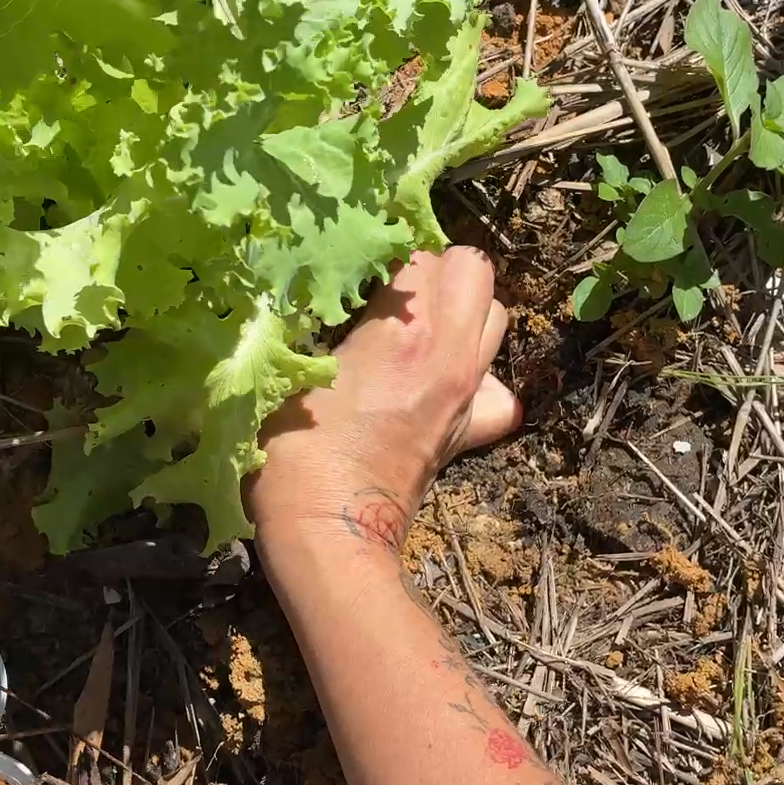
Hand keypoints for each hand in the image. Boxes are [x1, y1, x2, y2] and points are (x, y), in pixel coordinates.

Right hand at [246, 247, 521, 560]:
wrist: (329, 535)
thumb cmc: (292, 456)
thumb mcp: (281, 372)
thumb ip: (301, 319)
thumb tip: (310, 289)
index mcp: (402, 331)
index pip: (422, 249)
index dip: (389, 251)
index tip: (362, 268)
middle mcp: (449, 353)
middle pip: (476, 270)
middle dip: (439, 269)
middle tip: (395, 292)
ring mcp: (468, 392)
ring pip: (498, 318)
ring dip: (464, 311)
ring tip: (418, 330)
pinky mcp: (471, 430)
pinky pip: (502, 389)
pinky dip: (482, 377)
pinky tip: (443, 383)